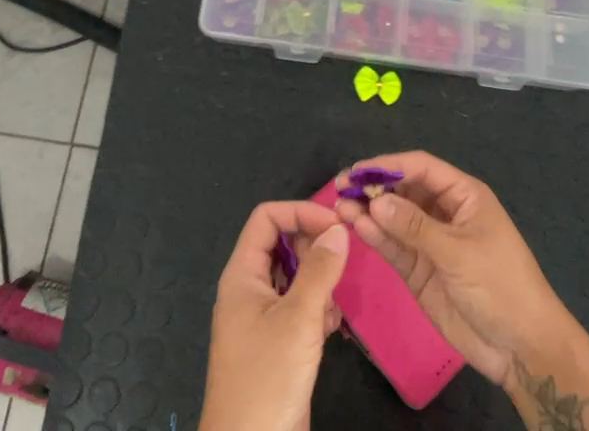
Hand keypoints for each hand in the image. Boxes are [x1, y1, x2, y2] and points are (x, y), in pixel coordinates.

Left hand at [202, 200, 350, 430]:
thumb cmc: (267, 376)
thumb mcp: (298, 319)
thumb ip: (320, 270)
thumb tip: (338, 228)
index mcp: (242, 274)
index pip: (267, 219)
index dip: (300, 212)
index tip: (337, 224)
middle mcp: (249, 289)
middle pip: (282, 244)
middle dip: (314, 246)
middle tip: (346, 259)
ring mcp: (262, 317)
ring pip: (294, 277)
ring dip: (319, 281)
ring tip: (336, 299)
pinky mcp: (277, 342)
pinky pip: (299, 307)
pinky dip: (318, 308)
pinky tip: (333, 323)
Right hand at [333, 151, 571, 387]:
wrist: (520, 346)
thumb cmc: (500, 285)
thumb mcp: (458, 251)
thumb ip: (414, 226)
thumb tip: (374, 201)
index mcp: (464, 196)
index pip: (421, 168)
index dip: (388, 165)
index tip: (357, 171)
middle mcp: (444, 213)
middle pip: (403, 190)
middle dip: (374, 188)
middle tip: (340, 189)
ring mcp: (430, 242)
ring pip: (393, 218)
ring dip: (368, 211)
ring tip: (339, 209)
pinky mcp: (419, 269)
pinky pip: (393, 245)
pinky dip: (375, 236)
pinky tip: (356, 227)